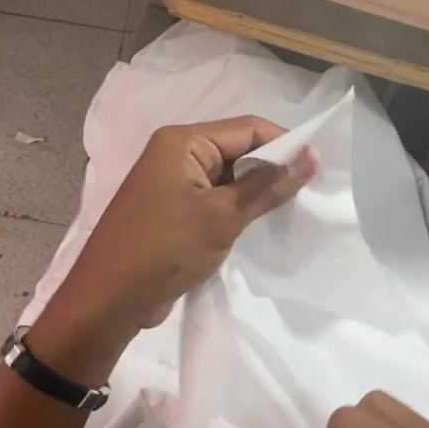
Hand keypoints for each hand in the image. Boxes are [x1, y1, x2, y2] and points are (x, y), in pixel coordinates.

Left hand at [33, 117, 314, 382]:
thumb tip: (311, 157)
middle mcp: (175, 153)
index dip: (285, 143)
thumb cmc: (165, 249)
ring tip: (289, 211)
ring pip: (227, 177)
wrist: (109, 299)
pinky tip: (259, 225)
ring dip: (255, 192)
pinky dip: (236, 208)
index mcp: (183, 141)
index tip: (319, 168)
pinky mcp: (172, 210)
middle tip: (308, 193)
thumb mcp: (222, 216)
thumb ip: (268, 186)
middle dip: (271, 168)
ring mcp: (171, 183)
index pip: (247, 128)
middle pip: (237, 149)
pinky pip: (213, 198)